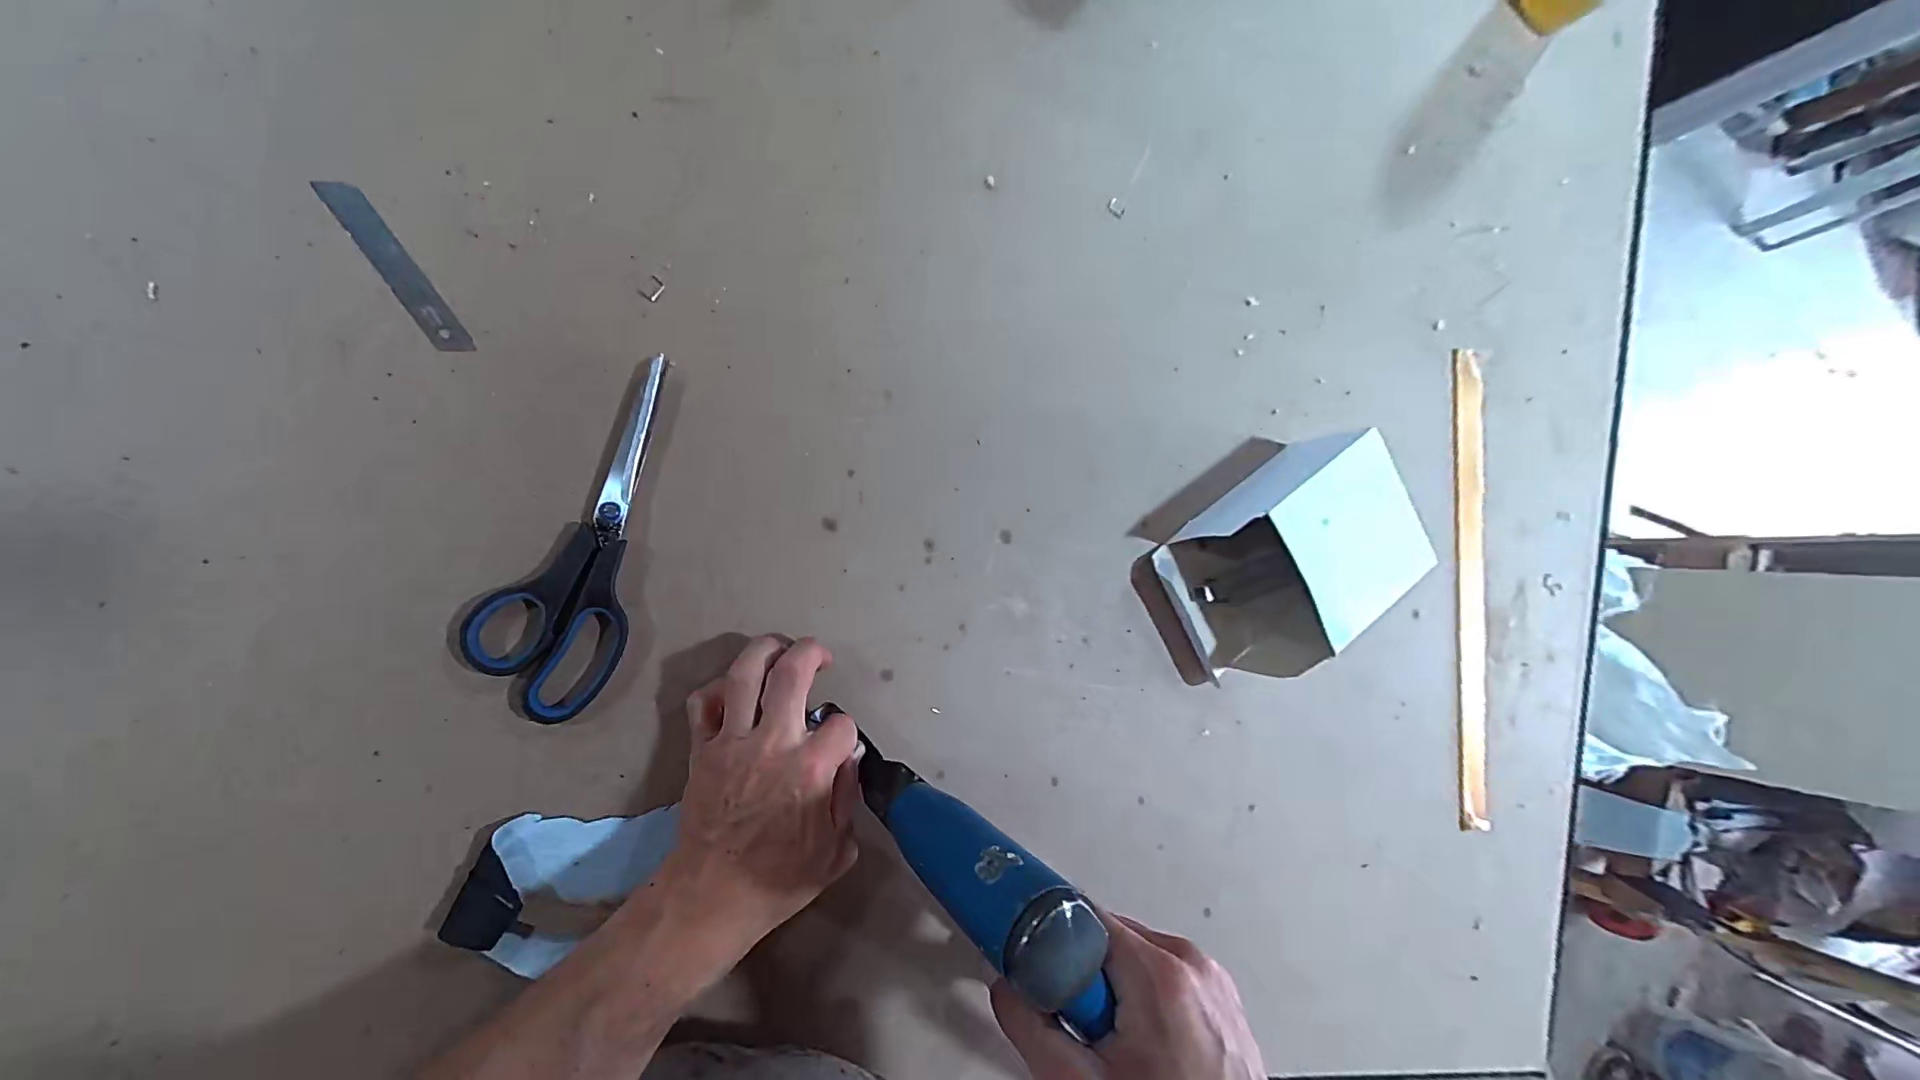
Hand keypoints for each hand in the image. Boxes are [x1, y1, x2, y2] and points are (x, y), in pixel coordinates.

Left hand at [652, 635, 863, 961]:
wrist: (711, 897)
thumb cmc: (779, 879)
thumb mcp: (837, 851)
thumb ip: (849, 796)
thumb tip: (848, 757)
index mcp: (809, 770)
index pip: (840, 723)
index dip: (846, 730)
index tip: (840, 746)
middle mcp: (772, 744)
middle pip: (792, 673)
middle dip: (812, 653)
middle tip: (821, 656)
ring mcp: (731, 743)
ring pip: (745, 674)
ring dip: (767, 650)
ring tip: (781, 649)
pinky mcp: (701, 750)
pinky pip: (704, 702)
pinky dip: (718, 687)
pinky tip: (735, 690)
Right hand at [990, 910, 1264, 1079]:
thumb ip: (1031, 1028)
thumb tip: (1006, 989)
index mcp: (1160, 974)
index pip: (1083, 917)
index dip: (1053, 943)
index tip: (1039, 967)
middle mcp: (1191, 965)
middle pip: (1109, 937)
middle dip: (1086, 975)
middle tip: (1088, 1028)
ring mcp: (1210, 979)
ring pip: (1135, 955)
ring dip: (1115, 989)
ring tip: (1121, 1044)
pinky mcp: (1219, 994)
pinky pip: (1164, 974)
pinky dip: (1146, 998)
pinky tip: (1147, 1044)